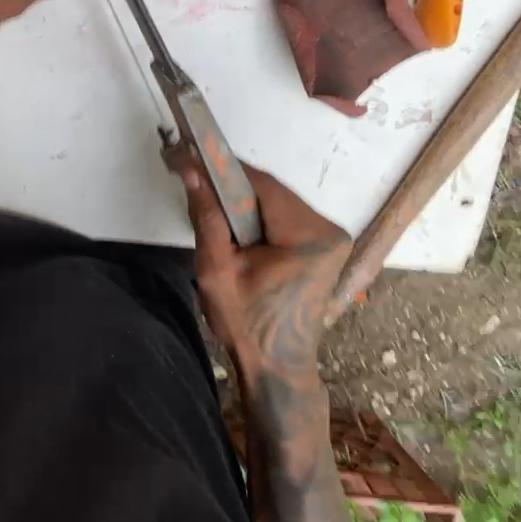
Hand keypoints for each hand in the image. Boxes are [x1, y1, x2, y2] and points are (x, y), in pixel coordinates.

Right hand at [171, 150, 350, 372]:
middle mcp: (329, 230)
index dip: (224, 169)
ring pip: (276, 202)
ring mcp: (330, 238)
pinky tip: (233, 225)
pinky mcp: (322, 246)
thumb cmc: (245, 322)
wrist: (275, 364)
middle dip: (231, 186)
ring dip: (242, 201)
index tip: (190, 157)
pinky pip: (283, 216)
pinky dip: (256, 215)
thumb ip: (207, 216)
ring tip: (208, 204)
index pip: (263, 185)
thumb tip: (191, 171)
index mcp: (310, 236)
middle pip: (271, 191)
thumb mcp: (216, 268)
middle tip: (194, 182)